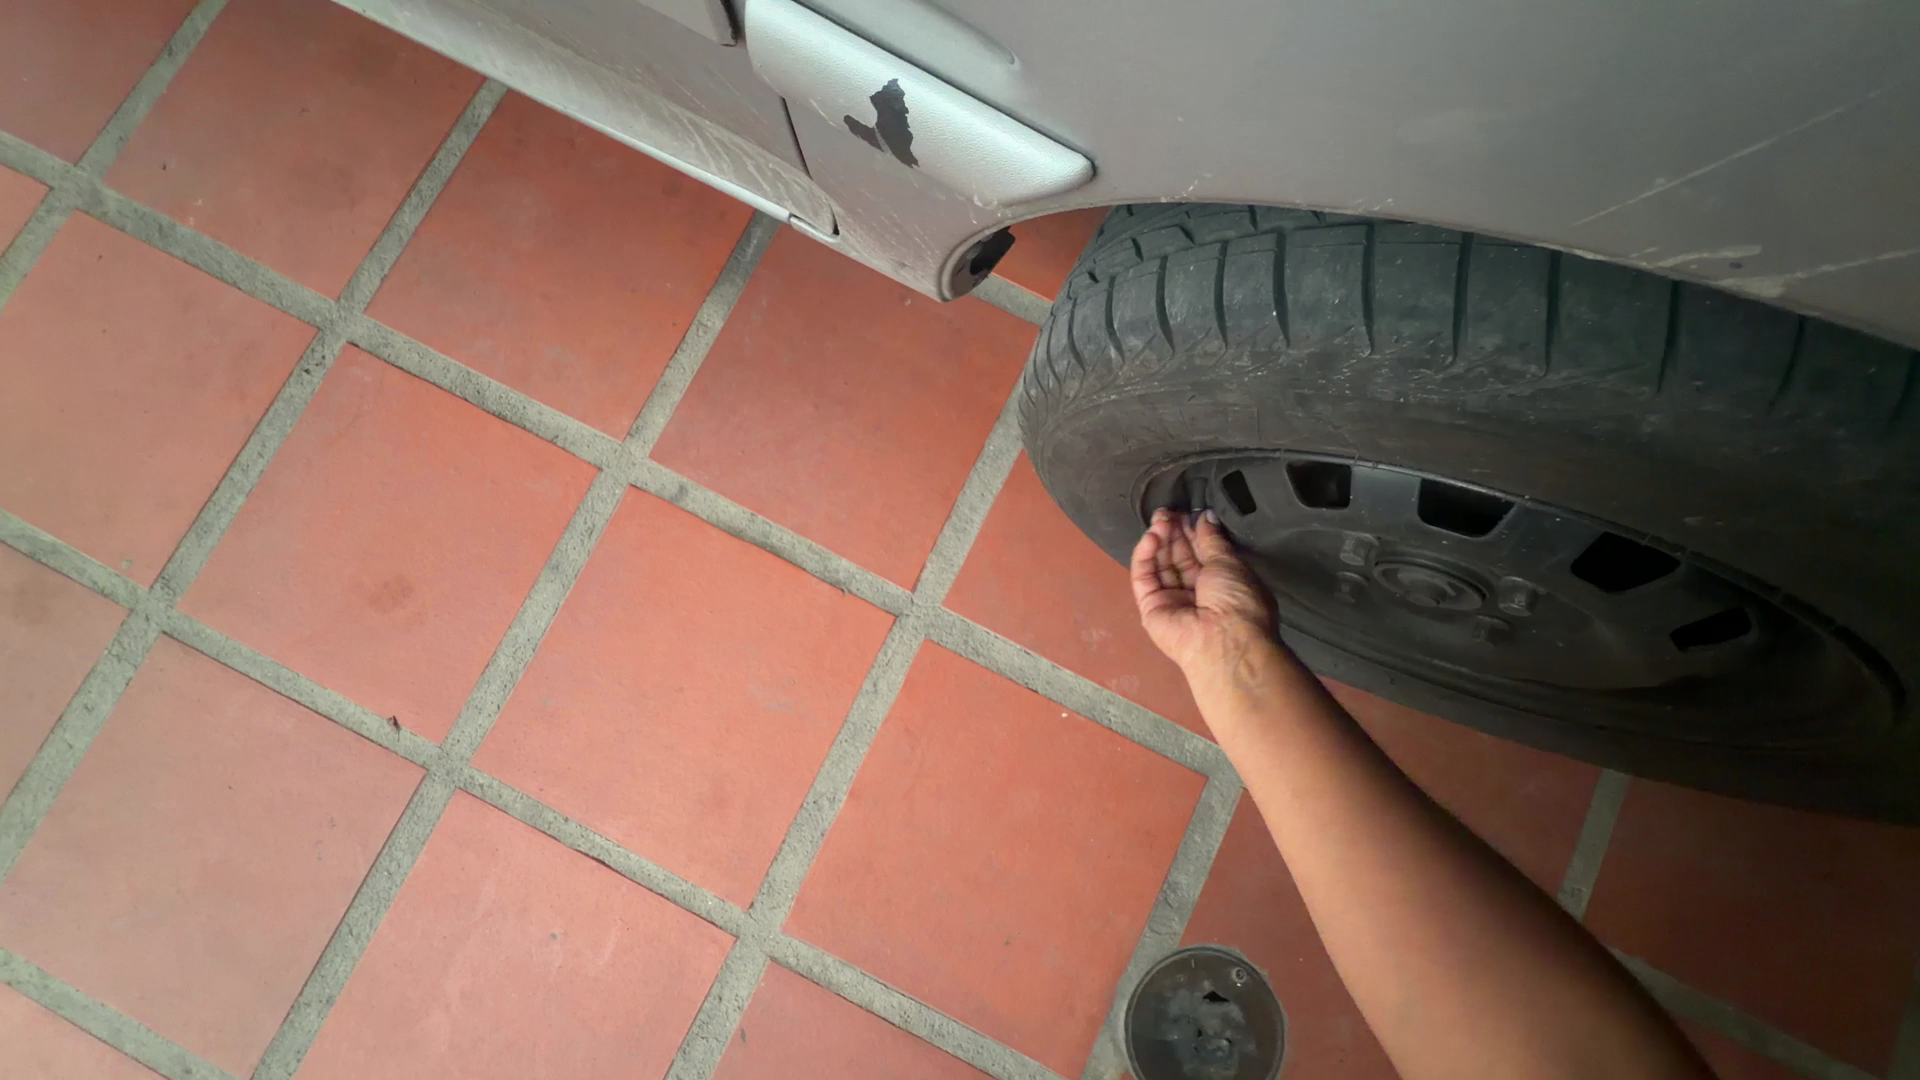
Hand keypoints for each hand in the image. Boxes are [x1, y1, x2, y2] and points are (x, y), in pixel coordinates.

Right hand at [1130, 507, 1277, 673]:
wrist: (1223, 639)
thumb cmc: (1237, 600)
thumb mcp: (1229, 563)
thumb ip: (1212, 539)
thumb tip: (1206, 517)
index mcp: (1220, 583)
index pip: (1200, 552)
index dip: (1192, 531)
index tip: (1188, 512)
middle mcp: (1195, 592)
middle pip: (1178, 556)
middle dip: (1173, 532)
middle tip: (1168, 511)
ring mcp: (1171, 599)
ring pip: (1160, 564)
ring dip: (1159, 540)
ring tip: (1160, 520)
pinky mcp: (1150, 606)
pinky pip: (1145, 576)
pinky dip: (1145, 555)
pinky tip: (1151, 537)